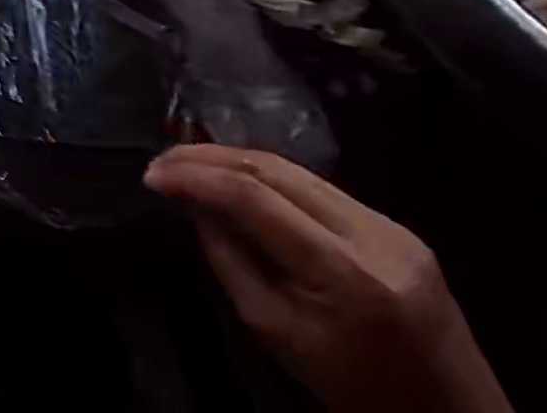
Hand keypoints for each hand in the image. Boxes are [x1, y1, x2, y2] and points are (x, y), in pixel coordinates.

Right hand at [144, 145, 510, 412]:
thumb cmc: (357, 393)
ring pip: (295, 169)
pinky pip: (316, 188)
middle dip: (208, 157)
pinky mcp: (395, 226)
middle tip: (162, 159)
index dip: (195, 178)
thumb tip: (196, 206)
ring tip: (187, 160)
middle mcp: (374, 234)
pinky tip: (237, 178)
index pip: (254, 198)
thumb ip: (230, 261)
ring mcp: (390, 225)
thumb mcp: (277, 334)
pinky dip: (266, 177)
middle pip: (274, 169)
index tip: (151, 176)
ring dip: (233, 159)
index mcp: (347, 272)